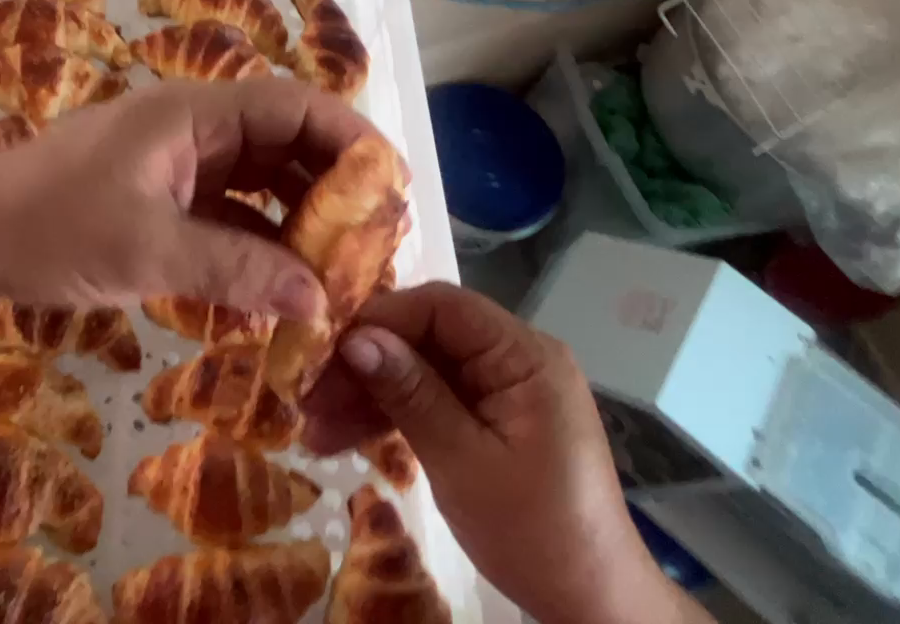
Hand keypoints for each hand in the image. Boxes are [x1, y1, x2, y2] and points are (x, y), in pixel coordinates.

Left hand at [0, 79, 374, 322]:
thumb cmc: (49, 225)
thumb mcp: (146, 247)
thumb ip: (236, 269)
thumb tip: (320, 301)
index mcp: (196, 114)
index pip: (296, 107)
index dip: (351, 139)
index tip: (392, 186)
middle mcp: (198, 131)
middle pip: (287, 145)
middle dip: (334, 189)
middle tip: (375, 241)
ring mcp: (182, 167)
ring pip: (264, 183)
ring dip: (301, 223)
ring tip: (341, 270)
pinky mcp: (167, 203)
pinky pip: (234, 216)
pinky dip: (262, 246)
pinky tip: (285, 286)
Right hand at [302, 283, 701, 623]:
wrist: (590, 601)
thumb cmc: (535, 531)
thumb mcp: (463, 462)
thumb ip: (411, 393)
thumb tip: (354, 338)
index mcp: (524, 354)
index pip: (443, 306)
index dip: (381, 318)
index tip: (327, 348)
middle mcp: (514, 356)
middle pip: (426, 336)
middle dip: (366, 363)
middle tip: (310, 398)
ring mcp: (501, 386)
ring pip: (420, 368)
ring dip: (369, 395)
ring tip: (315, 430)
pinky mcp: (489, 414)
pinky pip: (432, 397)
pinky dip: (392, 416)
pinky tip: (344, 438)